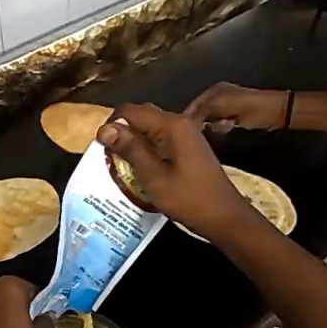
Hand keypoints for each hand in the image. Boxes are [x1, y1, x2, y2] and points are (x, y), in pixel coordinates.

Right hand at [98, 103, 262, 239]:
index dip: (111, 125)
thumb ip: (130, 149)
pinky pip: (158, 138)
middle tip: (108, 157)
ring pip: (148, 127)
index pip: (130, 110)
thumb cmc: (187, 198)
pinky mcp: (186, 146)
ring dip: (130, 141)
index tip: (102, 149)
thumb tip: (104, 129)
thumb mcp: (153, 176)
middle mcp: (179, 122)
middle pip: (140, 115)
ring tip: (119, 163)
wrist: (224, 216)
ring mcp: (184, 134)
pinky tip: (137, 167)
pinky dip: (143, 147)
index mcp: (171, 125)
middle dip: (120, 131)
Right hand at [185, 81, 287, 132]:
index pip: (192, 105)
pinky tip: (229, 127)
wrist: (274, 111)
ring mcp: (224, 109)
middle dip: (202, 122)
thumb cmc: (246, 105)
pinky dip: (221, 128)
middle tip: (205, 128)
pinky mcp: (231, 118)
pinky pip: (218, 126)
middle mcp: (216, 98)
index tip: (184, 128)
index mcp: (212, 91)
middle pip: (199, 114)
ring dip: (214, 126)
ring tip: (223, 125)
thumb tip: (185, 121)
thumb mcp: (219, 104)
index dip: (187, 116)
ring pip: (208, 122)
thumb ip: (200, 111)